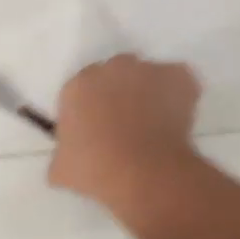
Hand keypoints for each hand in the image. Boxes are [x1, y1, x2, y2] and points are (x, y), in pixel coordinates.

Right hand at [48, 54, 201, 206]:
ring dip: (144, 91)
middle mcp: (112, 67)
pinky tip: (168, 121)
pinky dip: (173, 95)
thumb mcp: (59, 167)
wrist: (143, 171)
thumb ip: (61, 151)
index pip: (79, 89)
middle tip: (117, 123)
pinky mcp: (180, 75)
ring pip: (144, 75)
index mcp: (77, 86)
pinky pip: (174, 81)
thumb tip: (69, 152)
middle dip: (114, 92)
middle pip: (112, 73)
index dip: (85, 108)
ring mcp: (149, 69)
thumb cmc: (93, 169)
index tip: (90, 128)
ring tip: (147, 123)